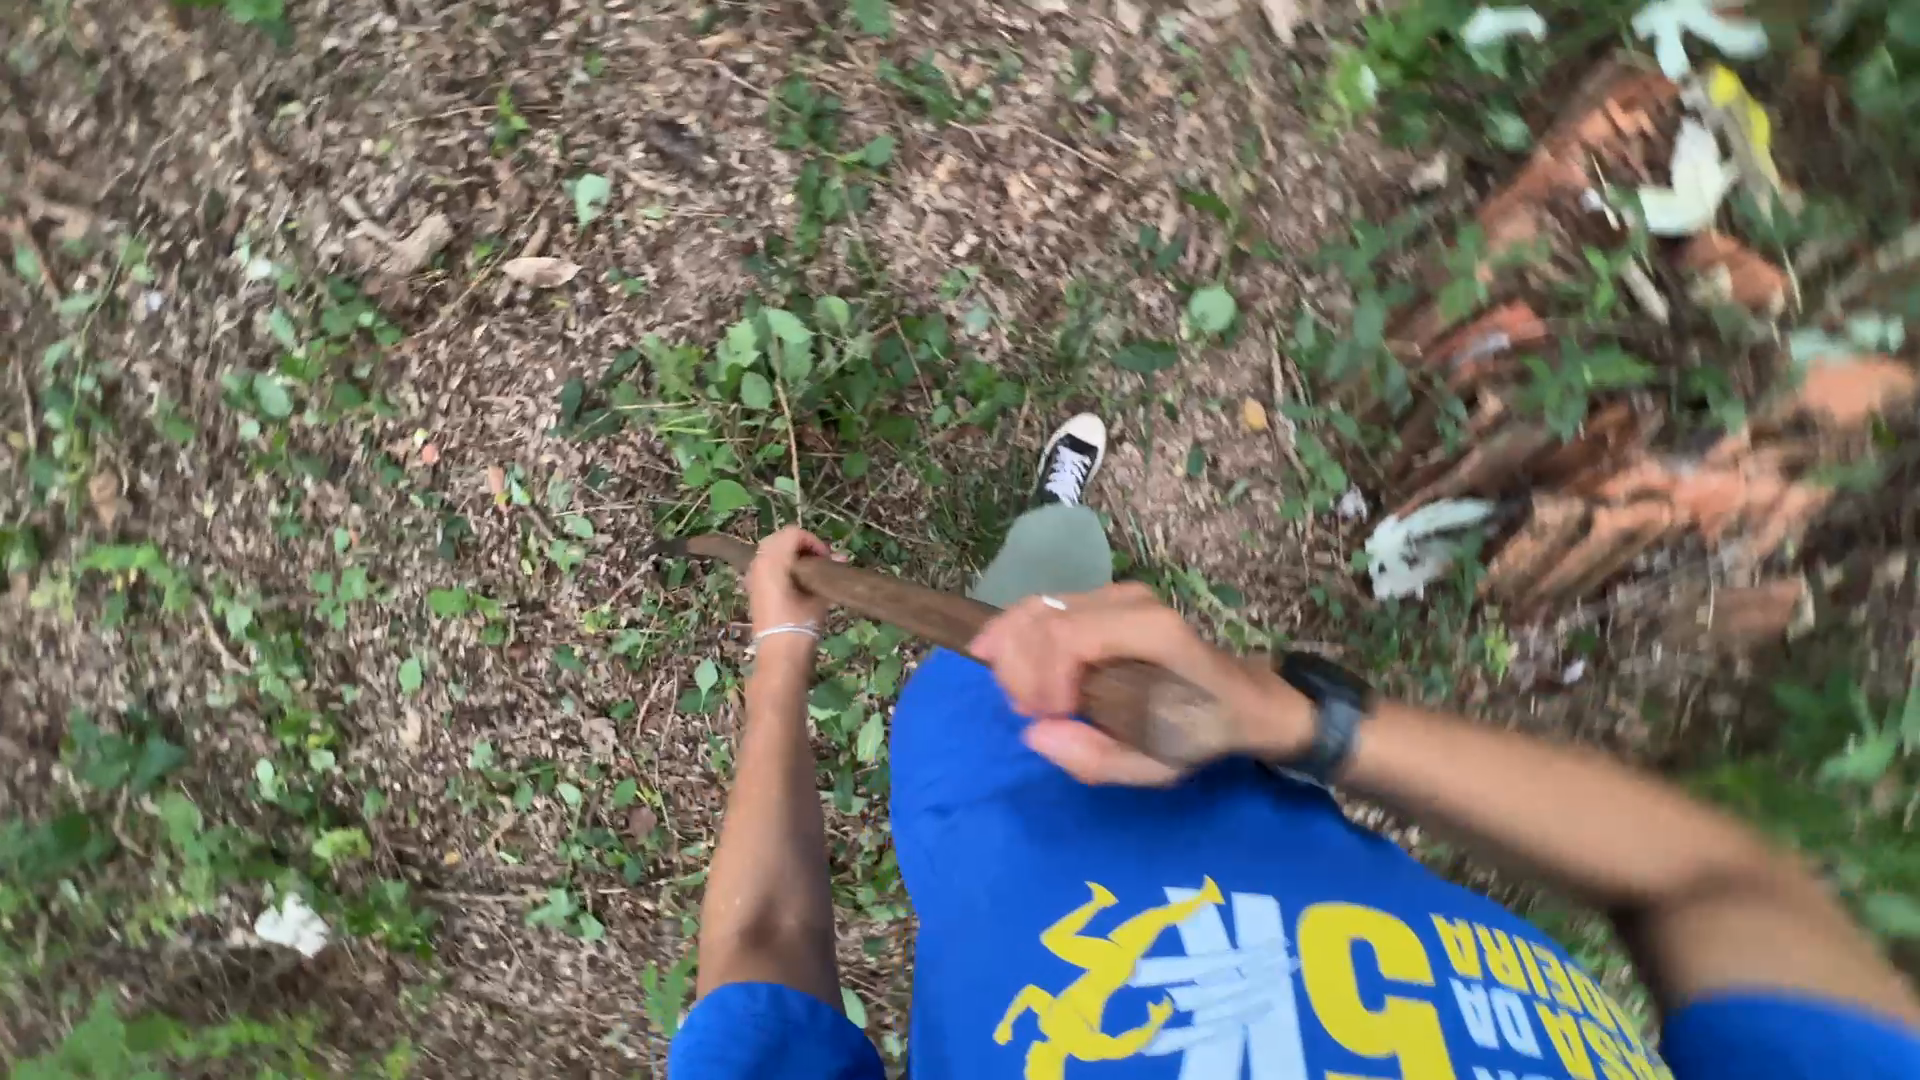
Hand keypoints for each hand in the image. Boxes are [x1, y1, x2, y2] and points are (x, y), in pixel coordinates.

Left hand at [746, 527, 834, 637]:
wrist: (780, 651)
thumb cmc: (801, 623)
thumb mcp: (819, 596)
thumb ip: (829, 572)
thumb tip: (841, 556)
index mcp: (775, 561)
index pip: (793, 533)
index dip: (813, 541)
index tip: (827, 558)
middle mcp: (759, 562)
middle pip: (780, 537)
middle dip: (801, 544)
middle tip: (819, 561)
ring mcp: (753, 574)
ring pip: (771, 548)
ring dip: (790, 553)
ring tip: (809, 570)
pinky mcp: (753, 586)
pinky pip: (765, 562)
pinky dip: (780, 562)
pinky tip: (795, 579)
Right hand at [969, 584, 1310, 785]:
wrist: (1243, 697)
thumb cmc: (1203, 732)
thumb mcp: (1159, 766)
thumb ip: (1096, 758)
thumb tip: (1035, 733)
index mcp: (1151, 633)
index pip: (1065, 637)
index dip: (1039, 678)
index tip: (1044, 717)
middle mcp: (1130, 600)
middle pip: (1042, 618)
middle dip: (1019, 668)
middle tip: (1028, 710)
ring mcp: (1116, 593)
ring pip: (1037, 606)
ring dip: (1013, 650)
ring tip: (1021, 693)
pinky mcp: (1103, 597)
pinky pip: (1045, 607)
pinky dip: (1018, 633)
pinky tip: (1006, 661)